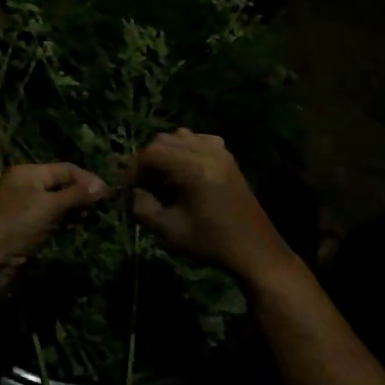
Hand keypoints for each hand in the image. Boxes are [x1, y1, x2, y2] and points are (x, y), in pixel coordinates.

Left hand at [0, 162, 108, 281]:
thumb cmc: (17, 227)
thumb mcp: (49, 207)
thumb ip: (76, 194)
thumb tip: (102, 186)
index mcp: (27, 172)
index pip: (66, 169)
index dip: (88, 180)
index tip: (107, 194)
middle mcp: (24, 184)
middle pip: (61, 184)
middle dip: (80, 195)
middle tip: (94, 211)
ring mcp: (22, 205)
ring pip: (56, 202)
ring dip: (71, 209)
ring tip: (82, 221)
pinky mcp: (23, 225)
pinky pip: (48, 217)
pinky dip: (60, 220)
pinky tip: (68, 228)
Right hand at [132, 129, 291, 284]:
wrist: (253, 248)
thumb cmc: (209, 241)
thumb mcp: (169, 230)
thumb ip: (143, 208)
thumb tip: (136, 192)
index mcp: (191, 168)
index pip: (150, 153)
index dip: (135, 169)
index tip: (132, 188)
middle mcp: (206, 152)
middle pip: (164, 140)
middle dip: (149, 159)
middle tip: (146, 185)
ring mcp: (220, 152)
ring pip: (182, 136)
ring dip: (167, 152)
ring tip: (164, 178)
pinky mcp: (229, 158)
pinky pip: (201, 140)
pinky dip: (187, 149)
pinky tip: (186, 171)